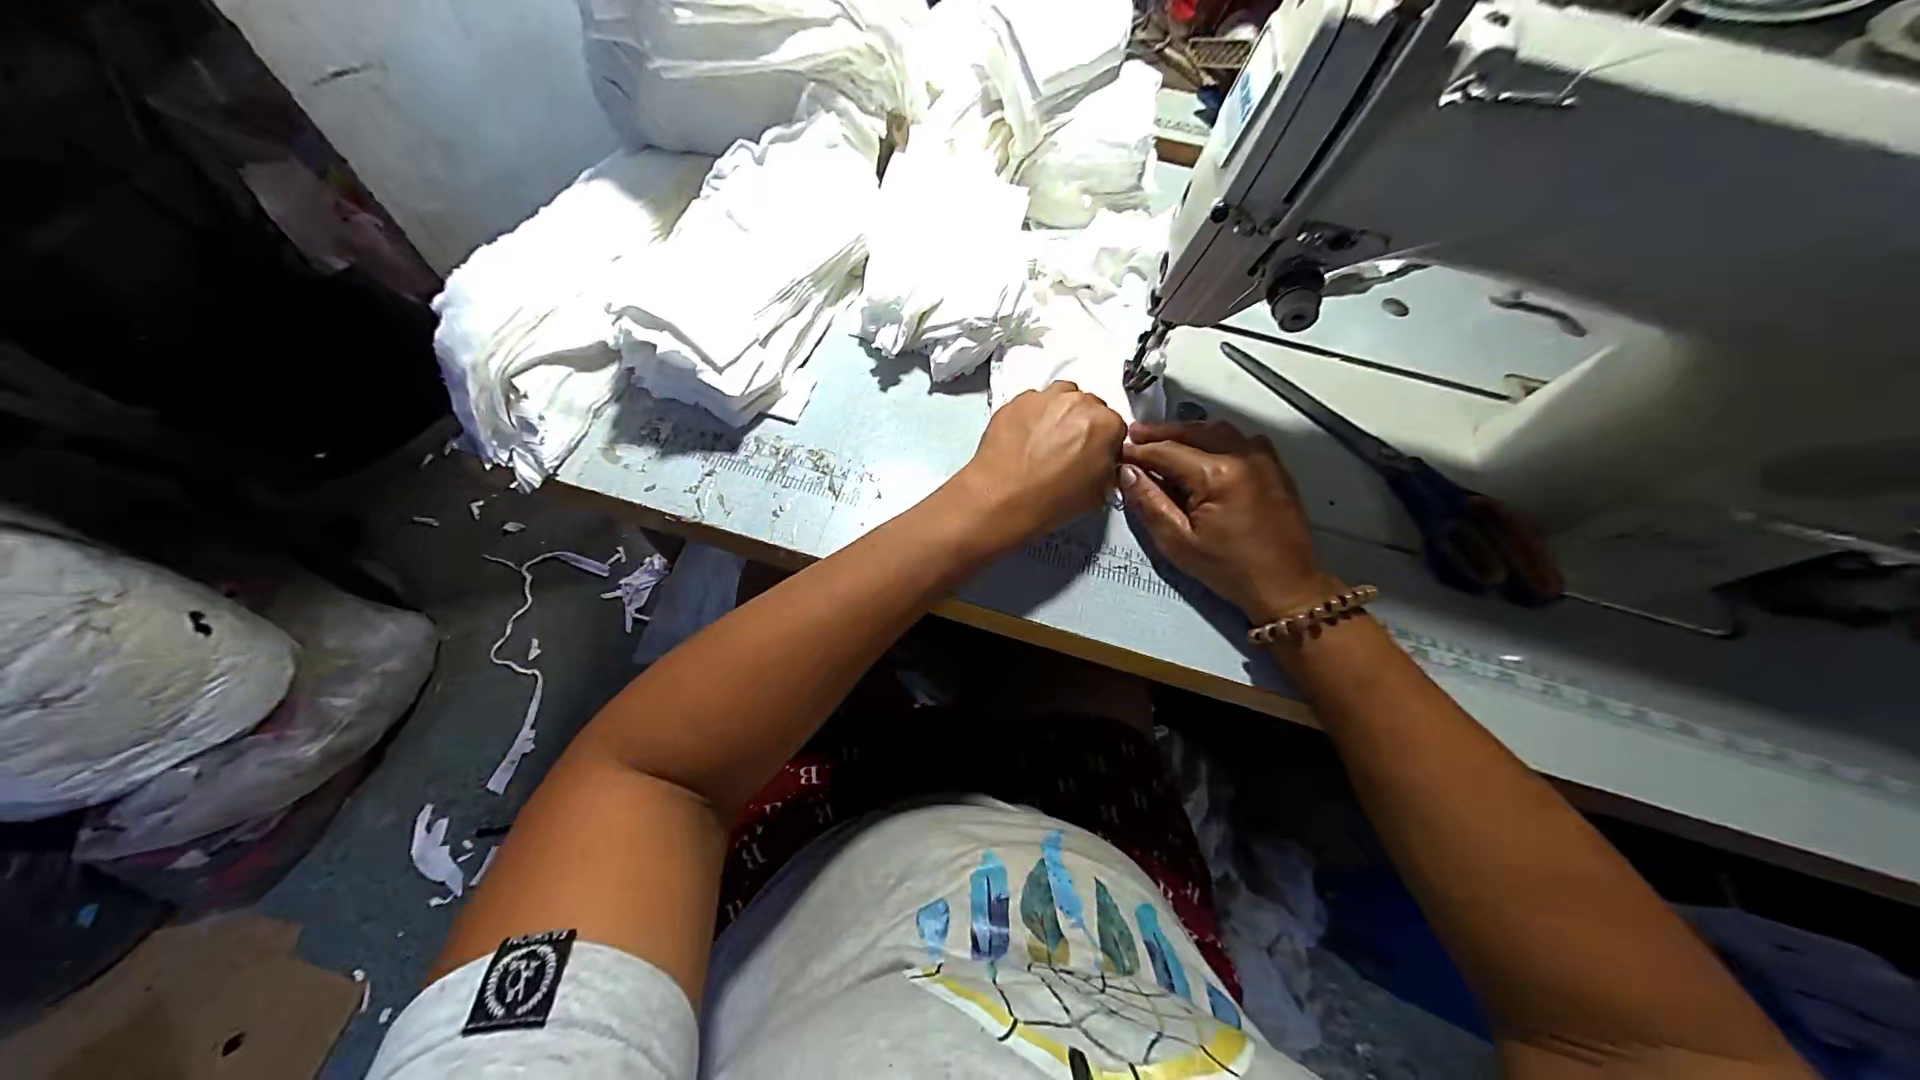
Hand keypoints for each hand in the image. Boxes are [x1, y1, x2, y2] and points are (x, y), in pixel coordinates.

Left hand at [952, 381, 1125, 548]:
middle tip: (1066, 449)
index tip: (1091, 454)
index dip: (1103, 442)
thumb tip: (1102, 463)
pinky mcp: (1017, 400)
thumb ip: (1107, 469)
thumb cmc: (1050, 499)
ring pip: (1060, 397)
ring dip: (1058, 413)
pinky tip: (1024, 438)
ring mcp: (1045, 398)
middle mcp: (1079, 402)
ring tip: (1045, 440)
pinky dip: (1032, 416)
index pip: (1114, 427)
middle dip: (1081, 425)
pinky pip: (1032, 402)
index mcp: (1106, 424)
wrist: (1004, 498)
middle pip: (1088, 406)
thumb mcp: (1097, 493)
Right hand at [1120, 419, 1336, 621]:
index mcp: (1218, 474)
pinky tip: (1198, 450)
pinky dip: (1212, 438)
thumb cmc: (1233, 570)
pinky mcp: (1272, 465)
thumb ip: (1149, 502)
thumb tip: (1127, 473)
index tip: (1119, 454)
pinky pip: (1237, 439)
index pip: (1166, 451)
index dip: (1138, 451)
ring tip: (1161, 441)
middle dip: (1159, 433)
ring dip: (1185, 432)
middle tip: (1134, 437)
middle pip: (1190, 432)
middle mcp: (1243, 456)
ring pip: (1214, 430)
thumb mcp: (1178, 542)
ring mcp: (1262, 457)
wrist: (1286, 585)